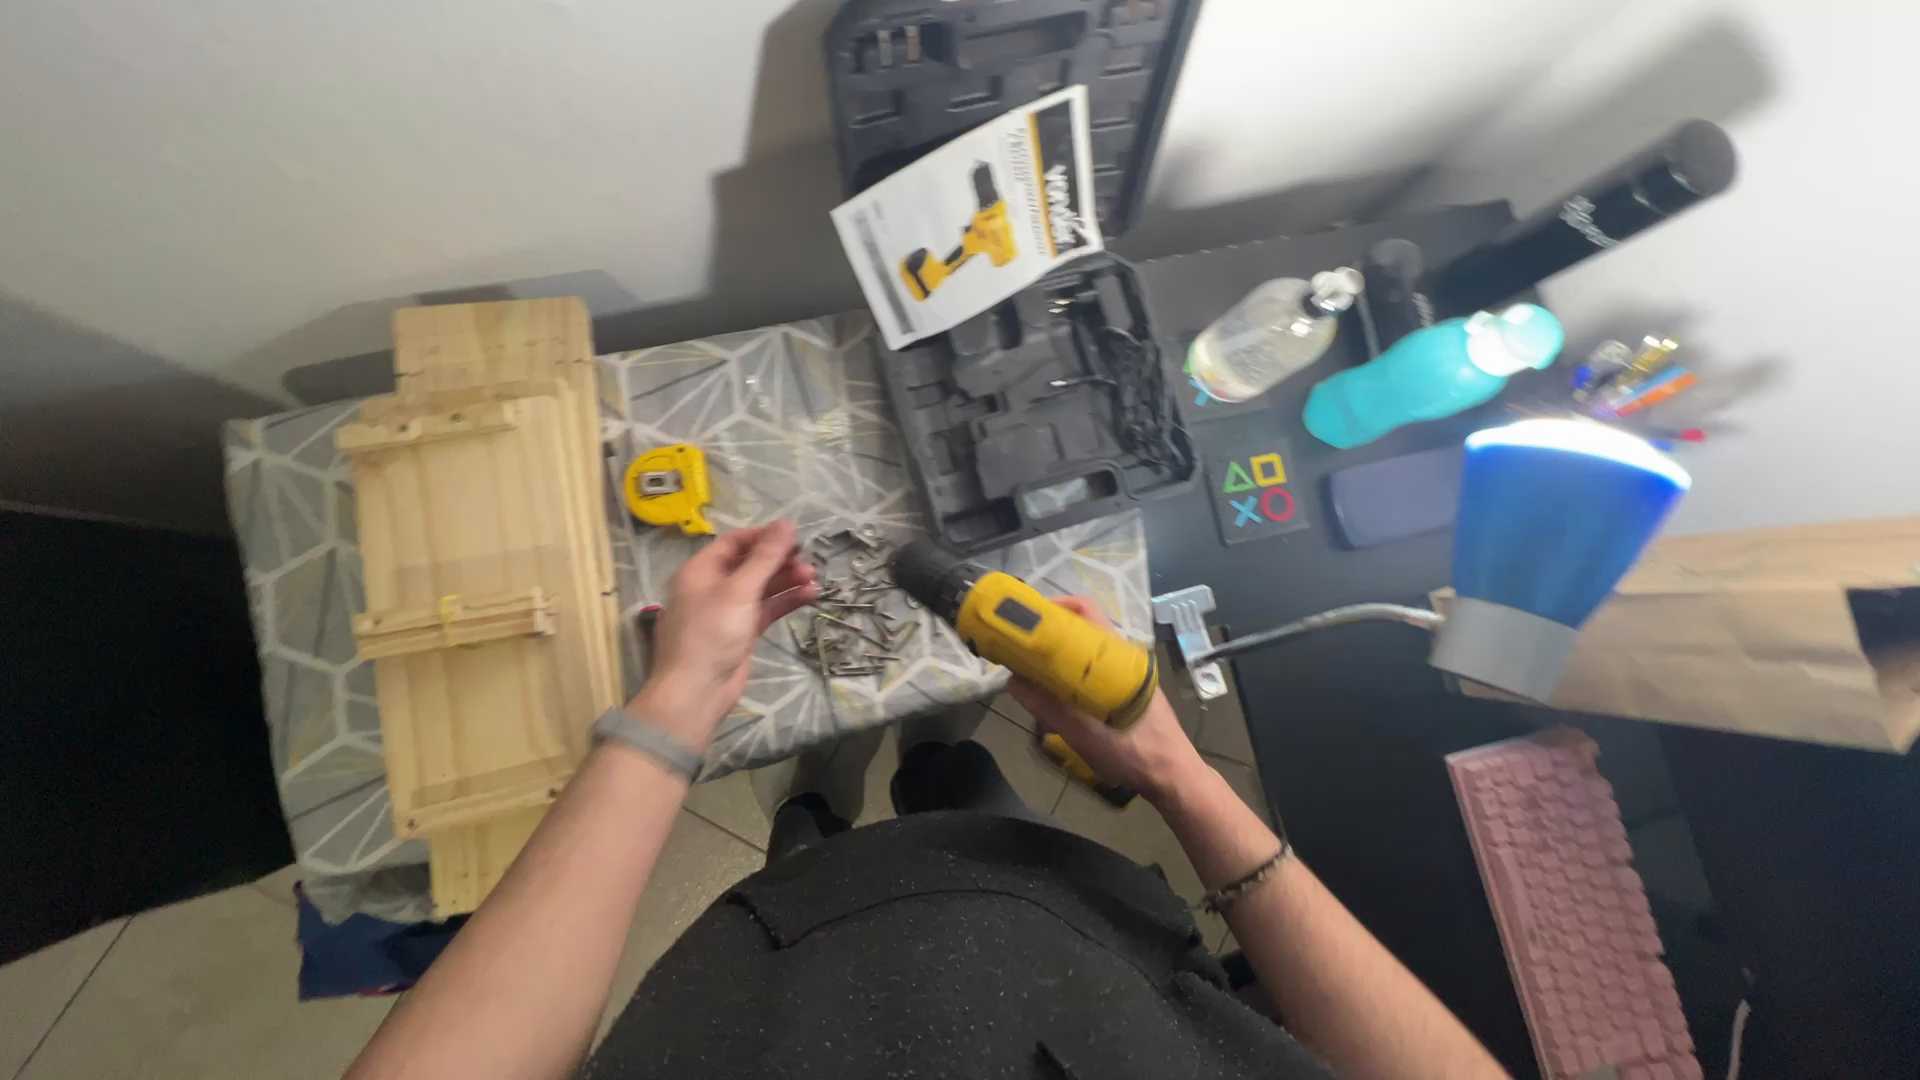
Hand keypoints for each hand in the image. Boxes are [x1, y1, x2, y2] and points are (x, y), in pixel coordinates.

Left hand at [631, 520, 815, 747]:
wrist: (697, 690)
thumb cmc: (711, 633)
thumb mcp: (740, 590)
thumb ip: (765, 557)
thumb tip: (787, 523)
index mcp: (701, 571)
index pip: (734, 542)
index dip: (763, 536)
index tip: (793, 536)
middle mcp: (713, 587)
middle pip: (750, 564)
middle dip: (779, 560)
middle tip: (807, 560)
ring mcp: (728, 610)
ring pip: (761, 587)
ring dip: (786, 580)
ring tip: (813, 578)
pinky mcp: (742, 631)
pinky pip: (766, 609)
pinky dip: (785, 601)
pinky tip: (809, 596)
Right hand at [1004, 596, 1208, 804]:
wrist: (1175, 777)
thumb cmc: (1135, 754)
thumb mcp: (1085, 735)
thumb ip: (1048, 707)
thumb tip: (1013, 682)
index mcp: (1117, 657)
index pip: (1085, 611)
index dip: (1054, 607)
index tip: (1025, 619)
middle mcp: (1123, 656)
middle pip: (1083, 626)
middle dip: (1050, 630)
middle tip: (1021, 645)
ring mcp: (1127, 672)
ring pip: (1088, 647)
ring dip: (1060, 650)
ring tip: (1033, 665)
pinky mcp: (1128, 689)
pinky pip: (1094, 666)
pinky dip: (1072, 668)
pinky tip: (1057, 689)